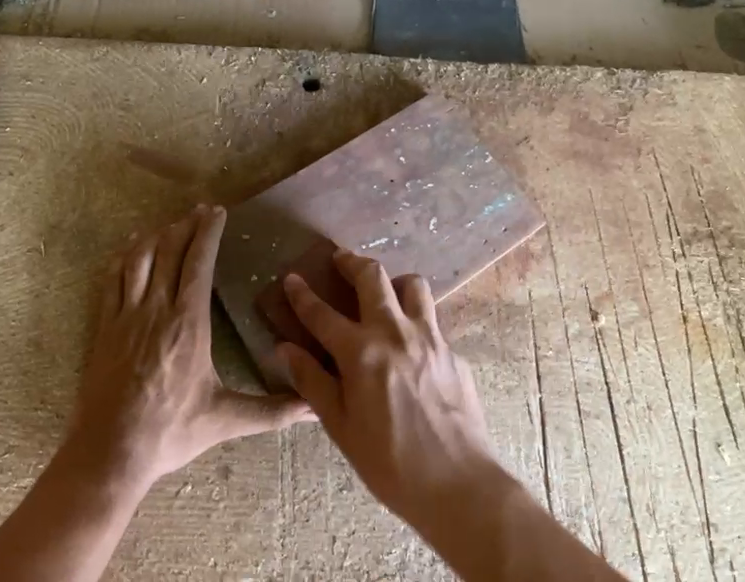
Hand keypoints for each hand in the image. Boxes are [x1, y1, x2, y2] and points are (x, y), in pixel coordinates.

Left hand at [65, 205, 310, 491]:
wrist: (112, 451)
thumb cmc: (171, 432)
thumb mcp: (226, 420)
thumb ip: (273, 411)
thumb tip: (314, 408)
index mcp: (188, 323)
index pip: (199, 263)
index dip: (208, 232)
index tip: (217, 212)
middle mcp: (156, 310)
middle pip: (169, 251)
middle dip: (185, 225)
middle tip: (199, 210)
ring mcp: (125, 316)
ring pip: (139, 259)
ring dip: (155, 236)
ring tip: (168, 224)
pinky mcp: (104, 328)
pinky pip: (111, 280)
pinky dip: (123, 258)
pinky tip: (130, 250)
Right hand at [277, 250, 498, 522]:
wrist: (459, 485)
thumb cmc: (390, 462)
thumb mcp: (341, 427)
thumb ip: (312, 382)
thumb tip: (285, 349)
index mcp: (361, 352)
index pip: (322, 313)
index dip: (302, 294)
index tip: (291, 278)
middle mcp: (395, 333)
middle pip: (372, 277)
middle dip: (351, 262)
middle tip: (340, 259)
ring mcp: (430, 339)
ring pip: (413, 286)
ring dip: (393, 281)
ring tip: (384, 293)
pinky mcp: (454, 353)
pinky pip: (433, 321)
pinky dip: (417, 320)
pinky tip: (411, 344)